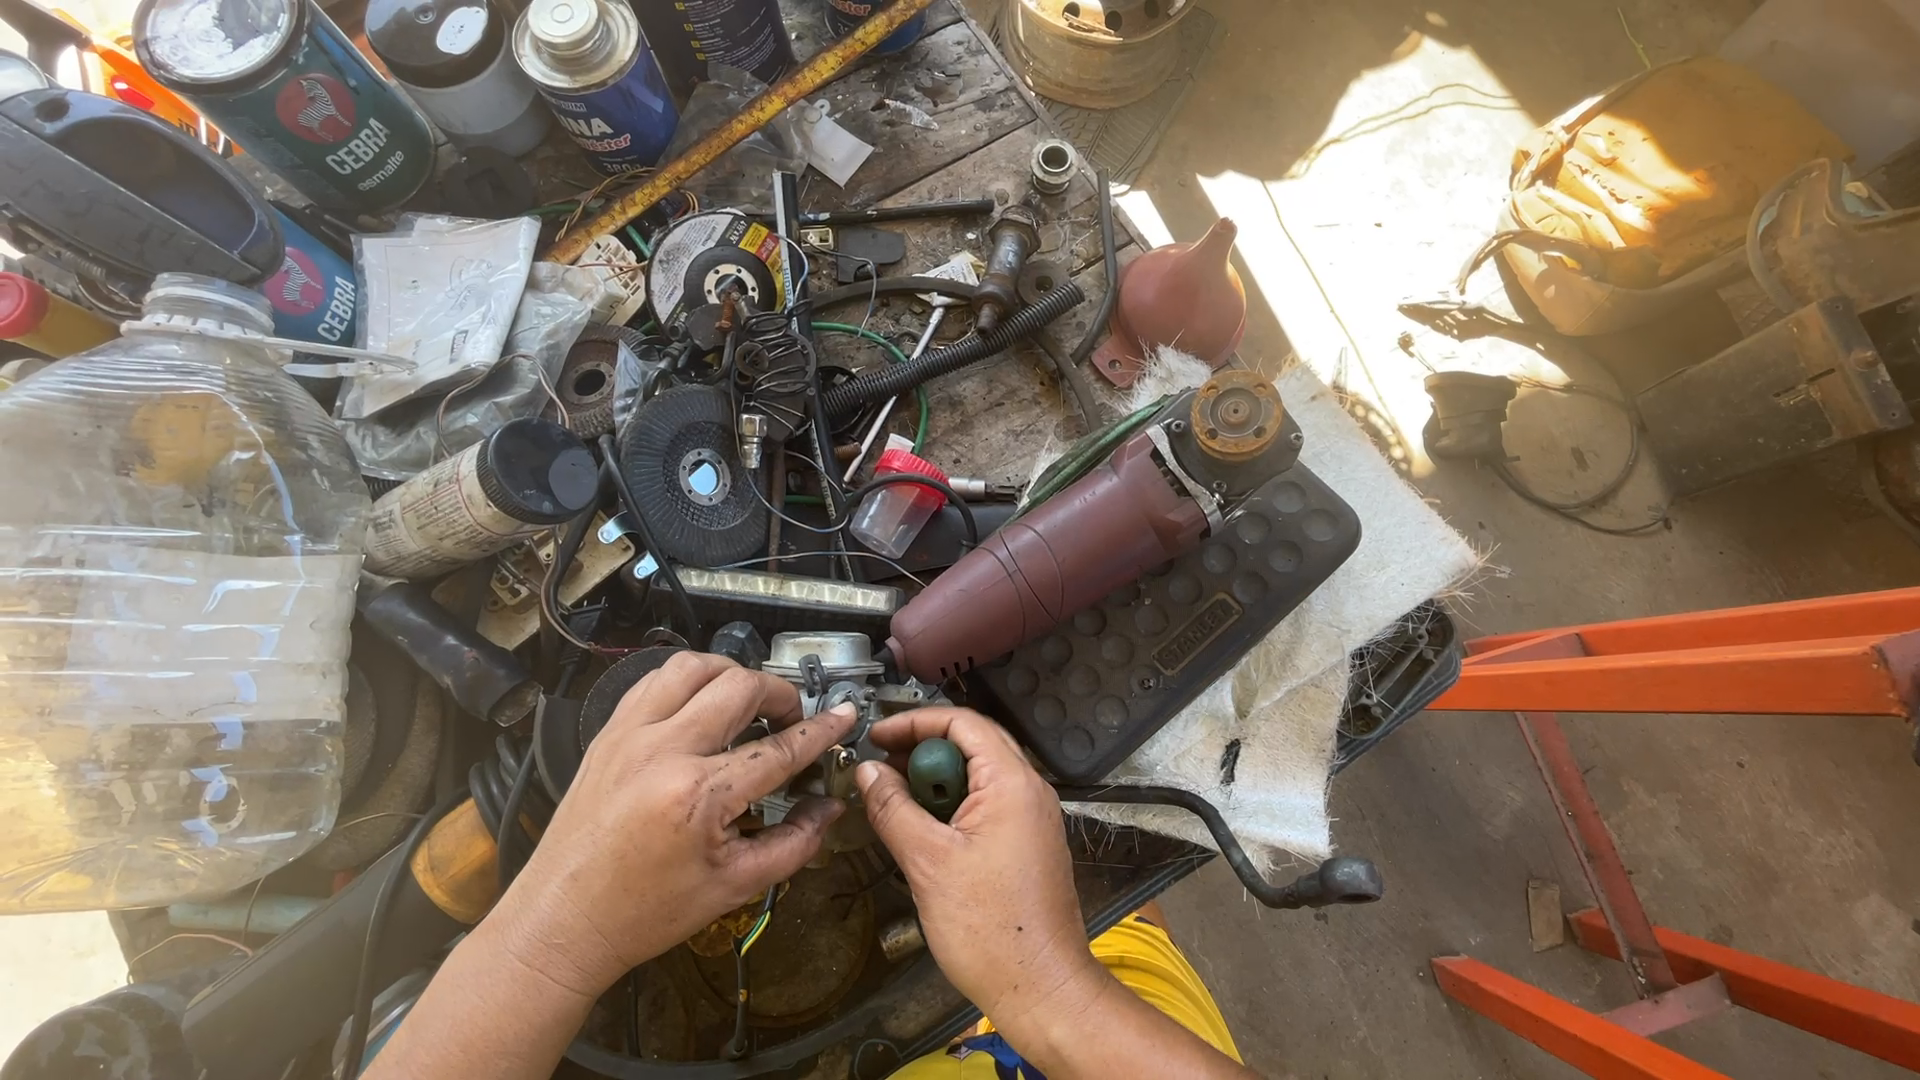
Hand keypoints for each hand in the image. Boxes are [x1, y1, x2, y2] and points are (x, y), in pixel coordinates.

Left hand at [488, 652, 856, 998]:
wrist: (559, 924)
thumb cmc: (646, 913)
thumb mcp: (734, 887)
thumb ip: (795, 843)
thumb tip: (829, 807)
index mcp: (699, 795)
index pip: (778, 748)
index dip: (820, 730)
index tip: (843, 715)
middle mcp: (663, 751)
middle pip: (740, 687)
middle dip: (780, 694)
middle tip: (791, 719)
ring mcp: (629, 735)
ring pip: (693, 667)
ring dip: (731, 674)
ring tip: (746, 701)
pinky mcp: (607, 734)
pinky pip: (654, 681)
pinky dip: (688, 681)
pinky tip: (700, 704)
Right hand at [854, 708, 1101, 1020]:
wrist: (1044, 990)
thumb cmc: (990, 929)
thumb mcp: (928, 863)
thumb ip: (894, 809)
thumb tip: (867, 772)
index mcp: (1012, 782)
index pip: (962, 722)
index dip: (914, 722)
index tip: (876, 737)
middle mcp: (1030, 788)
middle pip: (973, 742)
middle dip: (923, 748)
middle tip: (882, 765)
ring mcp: (1033, 815)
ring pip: (979, 773)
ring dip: (936, 778)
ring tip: (895, 795)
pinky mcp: (1029, 840)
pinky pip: (988, 801)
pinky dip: (954, 803)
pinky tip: (924, 825)